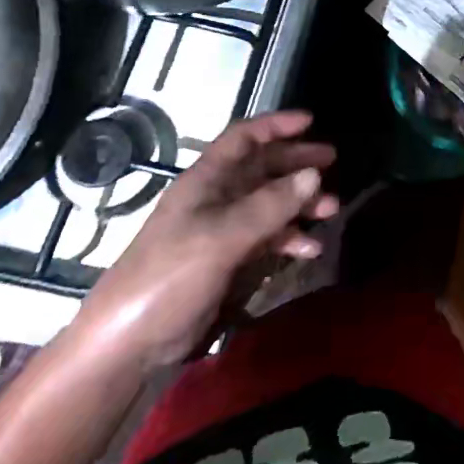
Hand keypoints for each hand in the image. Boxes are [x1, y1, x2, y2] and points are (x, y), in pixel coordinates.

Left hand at [72, 111, 337, 366]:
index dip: (275, 125)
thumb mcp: (222, 237)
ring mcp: (221, 230)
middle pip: (261, 168)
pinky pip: (266, 238)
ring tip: (331, 209)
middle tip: (333, 162)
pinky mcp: (227, 261)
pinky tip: (310, 249)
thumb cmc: (171, 275)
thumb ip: (270, 205)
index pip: (243, 138)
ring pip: (269, 203)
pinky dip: (289, 239)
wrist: (131, 341)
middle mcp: (216, 198)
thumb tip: (314, 174)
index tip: (311, 121)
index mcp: (206, 180)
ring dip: (299, 203)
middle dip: (296, 162)